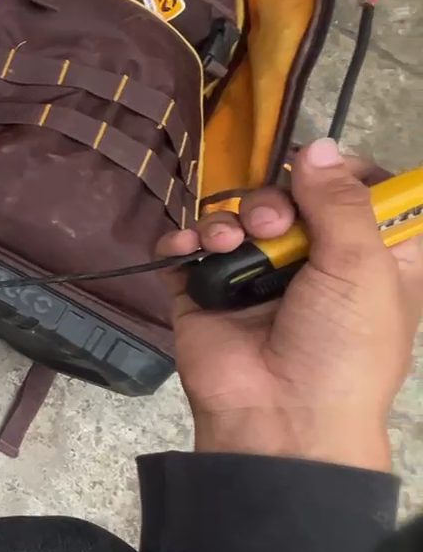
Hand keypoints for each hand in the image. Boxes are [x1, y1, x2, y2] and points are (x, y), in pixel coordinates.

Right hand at [157, 138, 422, 470]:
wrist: (277, 406)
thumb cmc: (343, 344)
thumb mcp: (364, 270)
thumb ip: (339, 206)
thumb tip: (317, 146)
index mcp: (369, 255)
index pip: (359, 193)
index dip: (340, 172)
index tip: (317, 167)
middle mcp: (308, 258)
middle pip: (286, 200)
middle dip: (271, 202)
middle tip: (269, 228)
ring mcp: (249, 274)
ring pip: (231, 219)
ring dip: (225, 221)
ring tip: (227, 244)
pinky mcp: (198, 290)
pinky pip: (182, 250)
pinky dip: (181, 242)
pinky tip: (188, 249)